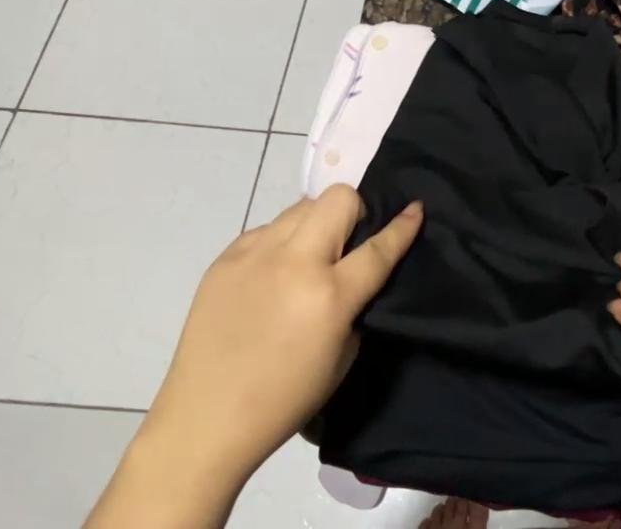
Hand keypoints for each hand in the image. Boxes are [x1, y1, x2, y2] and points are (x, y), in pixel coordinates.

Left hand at [146, 184, 423, 470]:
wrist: (205, 419)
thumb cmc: (284, 399)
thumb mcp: (342, 358)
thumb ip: (355, 306)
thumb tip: (355, 275)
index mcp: (329, 297)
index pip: (378, 247)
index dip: (402, 226)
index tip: (415, 209)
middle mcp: (294, 264)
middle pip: (338, 199)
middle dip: (355, 211)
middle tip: (348, 241)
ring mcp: (255, 256)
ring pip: (301, 206)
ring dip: (316, 223)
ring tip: (308, 257)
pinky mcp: (224, 259)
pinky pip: (266, 229)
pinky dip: (281, 241)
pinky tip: (273, 274)